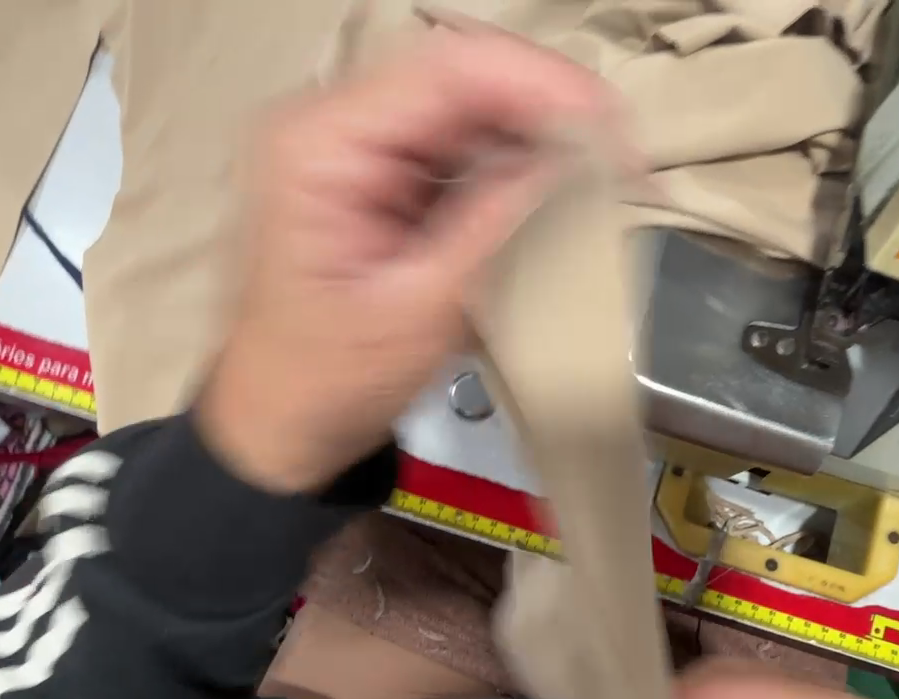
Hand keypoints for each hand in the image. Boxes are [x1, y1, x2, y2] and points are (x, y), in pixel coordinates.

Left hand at [194, 25, 627, 493]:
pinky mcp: (374, 185)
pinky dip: (506, 178)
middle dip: (546, 119)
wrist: (280, 427)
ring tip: (593, 189)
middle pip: (461, 83)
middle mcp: (332, 127)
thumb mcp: (420, 312)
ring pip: (466, 117)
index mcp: (322, 146)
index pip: (451, 71)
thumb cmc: (328, 386)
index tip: (615, 136)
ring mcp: (353, 154)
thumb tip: (575, 163)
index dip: (545, 88)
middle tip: (618, 167)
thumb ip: (496, 227)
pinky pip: (455, 158)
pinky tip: (544, 206)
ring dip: (533, 148)